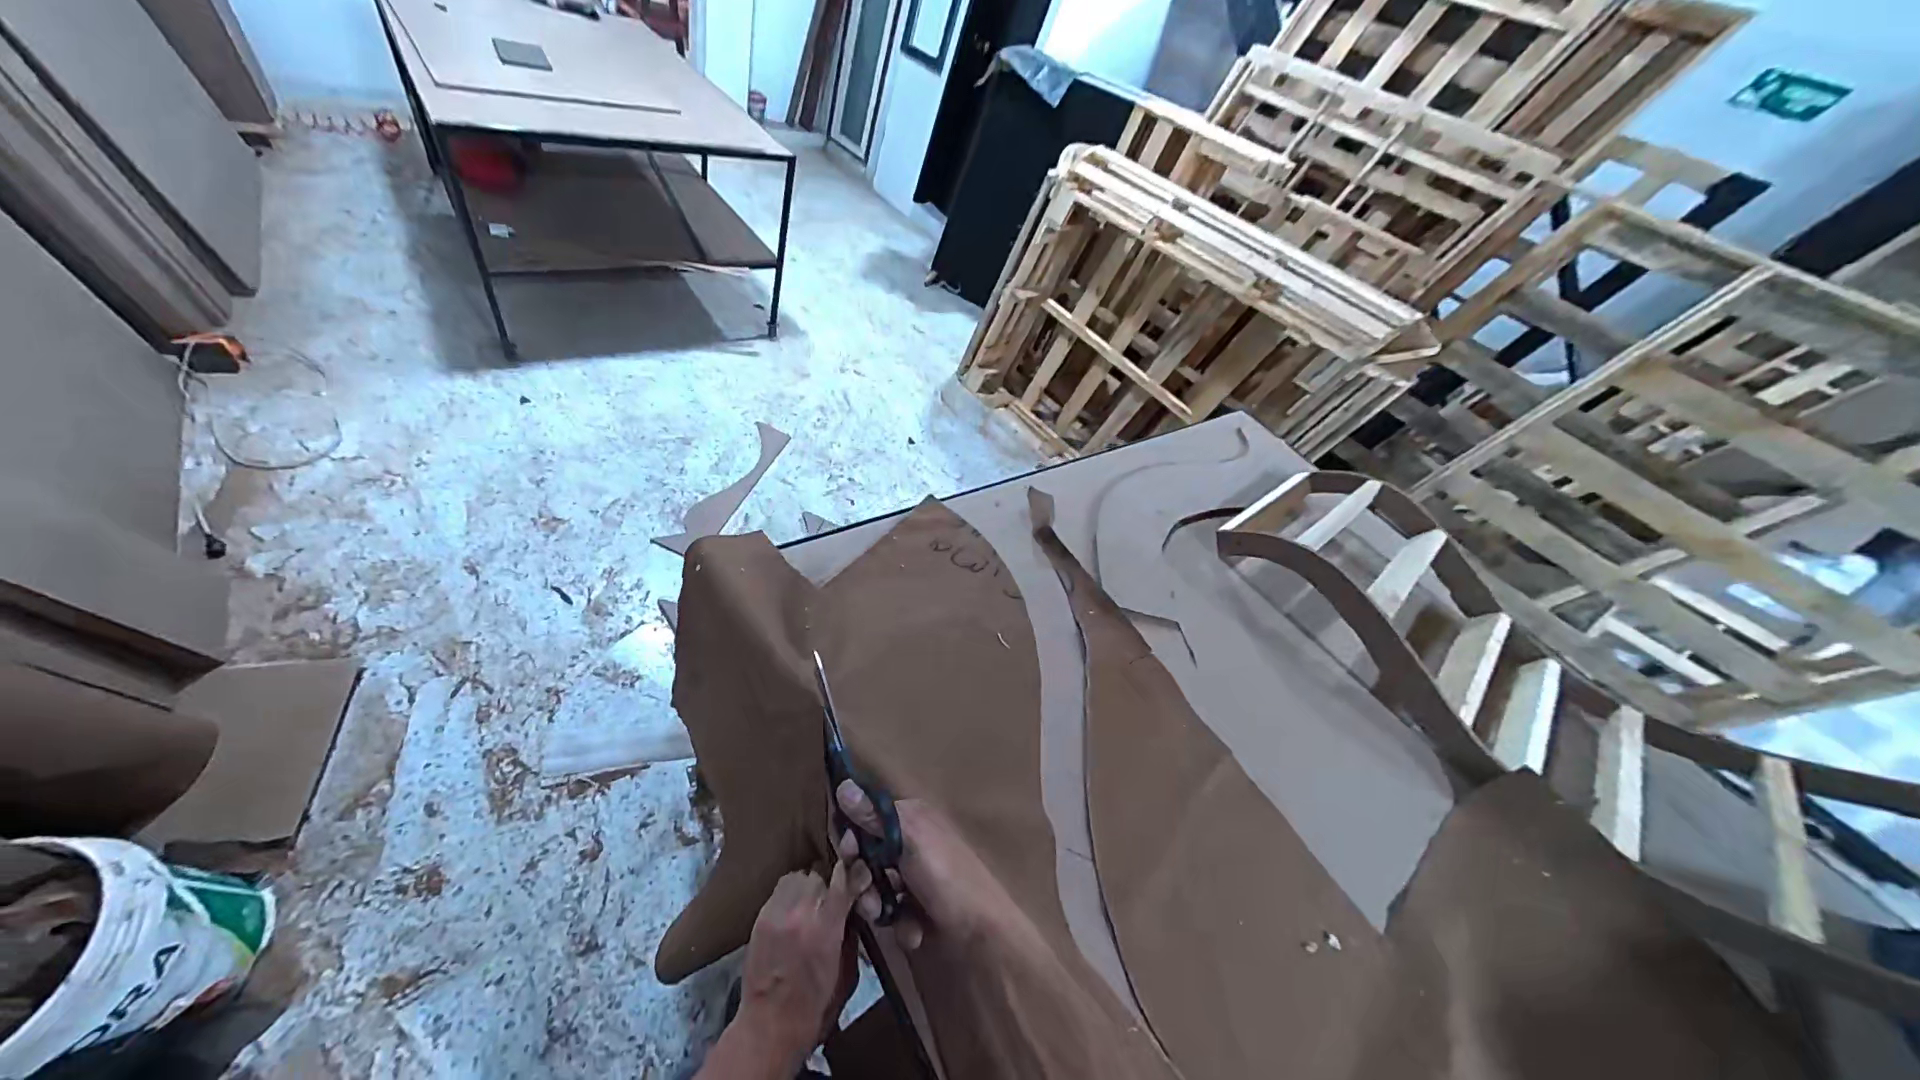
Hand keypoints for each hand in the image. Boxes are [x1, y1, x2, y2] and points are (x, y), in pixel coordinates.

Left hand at [707, 867, 857, 1077]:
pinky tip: (793, 912)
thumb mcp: (846, 970)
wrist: (769, 1025)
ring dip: (809, 887)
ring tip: (810, 905)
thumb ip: (852, 930)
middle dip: (830, 886)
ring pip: (800, 876)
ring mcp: (776, 913)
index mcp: (826, 930)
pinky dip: (791, 894)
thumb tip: (857, 903)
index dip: (855, 871)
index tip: (861, 870)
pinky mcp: (760, 916)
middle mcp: (800, 914)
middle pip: (821, 875)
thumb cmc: (815, 1005)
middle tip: (831, 902)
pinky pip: (781, 889)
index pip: (844, 880)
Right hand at [835, 780, 1020, 950]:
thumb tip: (842, 784)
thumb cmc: (946, 876)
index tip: (850, 853)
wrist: (980, 933)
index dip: (852, 838)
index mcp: (911, 818)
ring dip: (875, 904)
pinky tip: (913, 930)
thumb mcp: (909, 840)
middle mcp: (909, 843)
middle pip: (864, 856)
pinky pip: (890, 911)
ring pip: (872, 887)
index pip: (866, 819)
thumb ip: (875, 817)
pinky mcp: (915, 908)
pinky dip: (898, 922)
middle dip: (860, 878)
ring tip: (887, 915)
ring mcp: (912, 877)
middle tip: (868, 890)